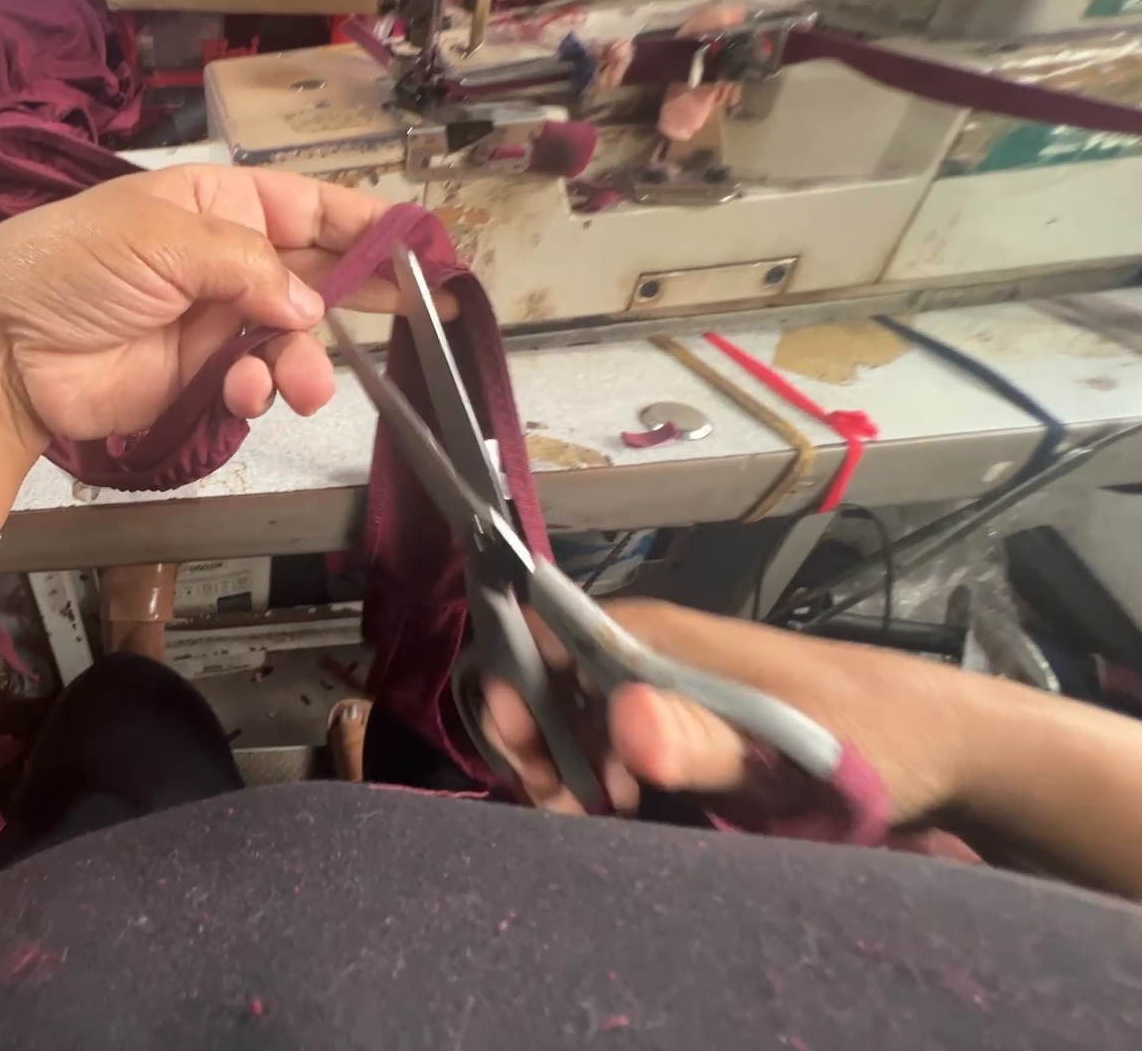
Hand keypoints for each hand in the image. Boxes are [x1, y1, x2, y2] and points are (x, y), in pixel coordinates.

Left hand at [0, 165, 424, 448]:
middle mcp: (226, 263)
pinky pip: (253, 383)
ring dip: (306, 363)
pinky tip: (244, 394)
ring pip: (290, 341)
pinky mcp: (200, 379)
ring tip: (306, 386)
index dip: (365, 227)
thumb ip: (247, 266)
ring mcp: (215, 324)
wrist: (9, 349)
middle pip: (312, 277)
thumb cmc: (75, 265)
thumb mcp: (161, 237)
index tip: (421, 246)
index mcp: (218, 207)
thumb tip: (310, 308)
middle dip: (361, 296)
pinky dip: (258, 391)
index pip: (308, 209)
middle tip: (419, 312)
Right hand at [482, 600, 986, 823]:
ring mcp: (643, 681)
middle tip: (554, 800)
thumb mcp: (783, 747)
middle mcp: (628, 647)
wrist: (934, 743)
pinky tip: (614, 806)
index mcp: (640, 632)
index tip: (524, 751)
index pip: (532, 635)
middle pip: (536, 676)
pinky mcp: (662, 714)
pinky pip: (596, 734)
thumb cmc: (860, 734)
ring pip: (561, 710)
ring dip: (555, 762)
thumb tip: (622, 722)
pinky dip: (586, 771)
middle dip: (529, 737)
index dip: (509, 686)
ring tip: (586, 811)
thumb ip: (701, 739)